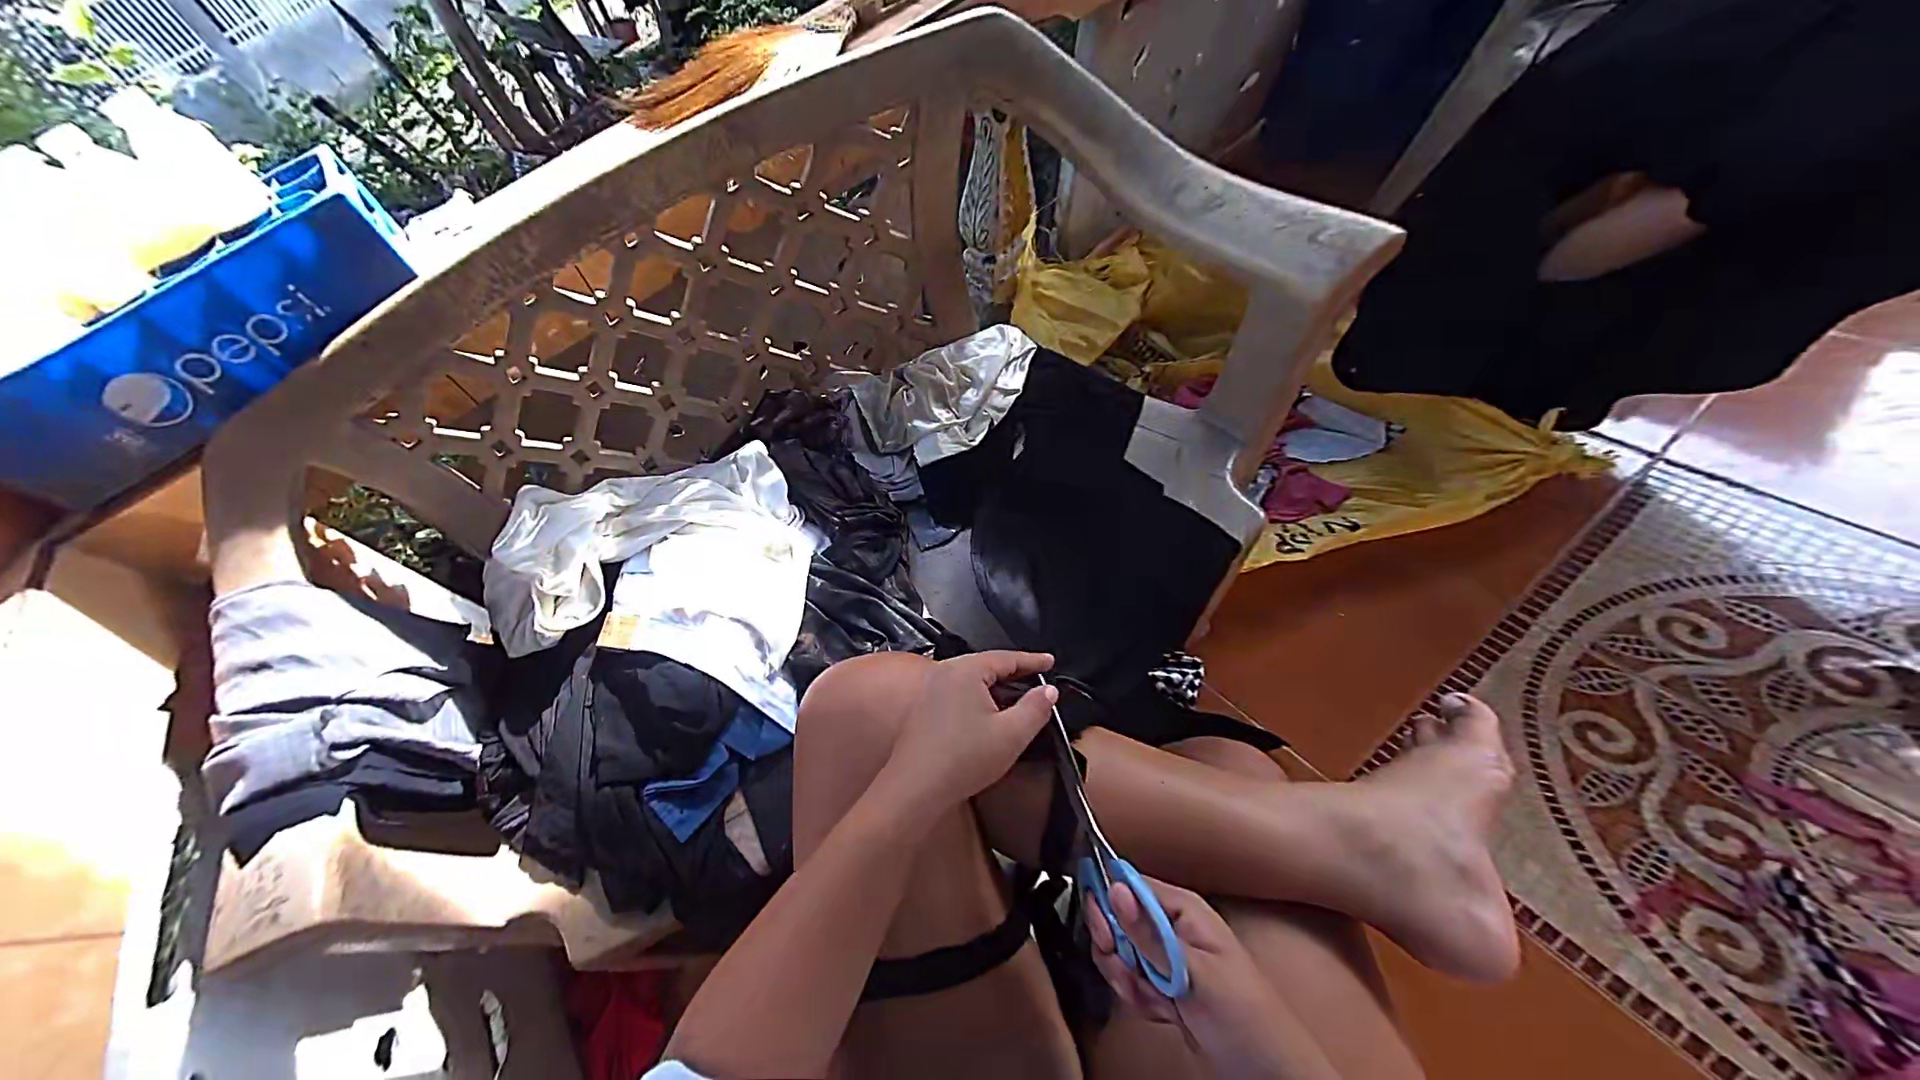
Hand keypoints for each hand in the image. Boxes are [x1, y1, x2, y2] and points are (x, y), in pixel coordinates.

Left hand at [881, 651, 1057, 809]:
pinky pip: (958, 694)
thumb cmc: (961, 760)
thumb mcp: (1012, 734)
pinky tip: (990, 717)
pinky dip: (978, 699)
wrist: (916, 789)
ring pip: (972, 680)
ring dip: (996, 687)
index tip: (1049, 662)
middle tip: (1037, 678)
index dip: (1032, 660)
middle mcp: (944, 673)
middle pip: (987, 665)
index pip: (1006, 657)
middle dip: (1014, 672)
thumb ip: (1035, 708)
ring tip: (1018, 699)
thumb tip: (1048, 691)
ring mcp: (930, 691)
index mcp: (965, 670)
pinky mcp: (924, 710)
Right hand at [1087, 878, 1300, 1075]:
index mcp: (1182, 908)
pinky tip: (1161, 1013)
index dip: (1109, 905)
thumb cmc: (1245, 1017)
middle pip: (1118, 920)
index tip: (1106, 934)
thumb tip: (1116, 888)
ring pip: (1120, 954)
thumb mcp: (1194, 972)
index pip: (1128, 886)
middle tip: (1133, 973)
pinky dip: (1138, 1000)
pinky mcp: (1163, 986)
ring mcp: (1166, 958)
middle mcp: (1171, 926)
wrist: (1269, 1075)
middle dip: (1118, 952)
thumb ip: (1149, 933)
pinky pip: (1130, 982)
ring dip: (1128, 981)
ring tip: (1157, 999)